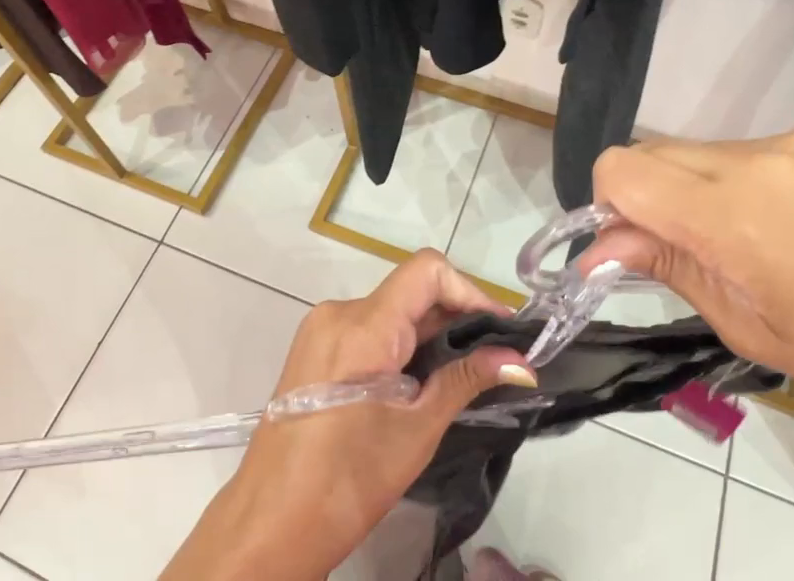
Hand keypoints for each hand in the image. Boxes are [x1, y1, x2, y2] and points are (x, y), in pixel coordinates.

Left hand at [162, 251, 533, 580]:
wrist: (272, 522)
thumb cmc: (349, 480)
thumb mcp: (417, 429)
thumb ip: (467, 380)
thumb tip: (521, 361)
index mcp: (362, 325)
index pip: (427, 271)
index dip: (470, 292)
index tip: (502, 332)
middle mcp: (338, 313)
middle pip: (410, 291)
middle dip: (456, 319)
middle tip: (494, 360)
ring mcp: (321, 330)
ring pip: (390, 312)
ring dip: (429, 335)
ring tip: (462, 376)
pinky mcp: (314, 350)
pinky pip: (368, 330)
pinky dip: (400, 346)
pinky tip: (419, 382)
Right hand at [581, 117, 793, 420]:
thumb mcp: (748, 328)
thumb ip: (668, 269)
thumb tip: (600, 248)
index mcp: (732, 216)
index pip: (621, 169)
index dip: (610, 204)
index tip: (637, 243)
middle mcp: (758, 158)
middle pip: (656, 153)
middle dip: (654, 198)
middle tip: (698, 252)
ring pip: (706, 152)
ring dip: (706, 189)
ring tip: (764, 240)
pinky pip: (758, 147)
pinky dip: (754, 179)